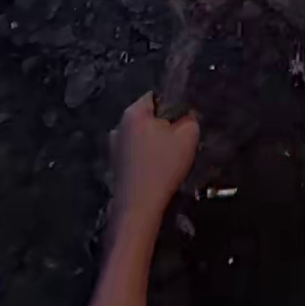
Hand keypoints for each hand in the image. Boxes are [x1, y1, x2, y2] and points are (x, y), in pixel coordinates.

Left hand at [108, 92, 199, 232]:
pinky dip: (147, 159)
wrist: (138, 209)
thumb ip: (190, 119)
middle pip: (149, 117)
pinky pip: (137, 154)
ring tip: (171, 160)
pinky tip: (158, 173)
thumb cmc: (163, 167)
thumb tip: (186, 117)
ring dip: (156, 144)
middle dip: (165, 126)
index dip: (173, 106)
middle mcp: (119, 125)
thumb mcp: (188, 137)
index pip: (156, 96)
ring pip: (143, 136)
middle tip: (180, 142)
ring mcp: (114, 147)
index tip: (184, 122)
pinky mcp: (115, 166)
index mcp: (133, 112)